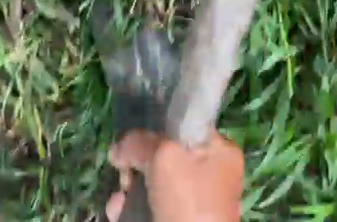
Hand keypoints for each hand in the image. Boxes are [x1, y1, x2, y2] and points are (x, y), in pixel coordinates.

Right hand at [106, 130, 243, 221]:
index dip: (155, 125)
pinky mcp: (176, 221)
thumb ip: (139, 142)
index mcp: (219, 150)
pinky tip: (117, 210)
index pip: (183, 124)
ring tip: (119, 196)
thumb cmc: (188, 200)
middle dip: (136, 161)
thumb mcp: (164, 154)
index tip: (133, 134)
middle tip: (124, 170)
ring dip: (129, 185)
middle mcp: (209, 173)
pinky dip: (130, 206)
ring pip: (152, 182)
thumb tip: (118, 150)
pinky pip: (149, 205)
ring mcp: (193, 201)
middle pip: (163, 154)